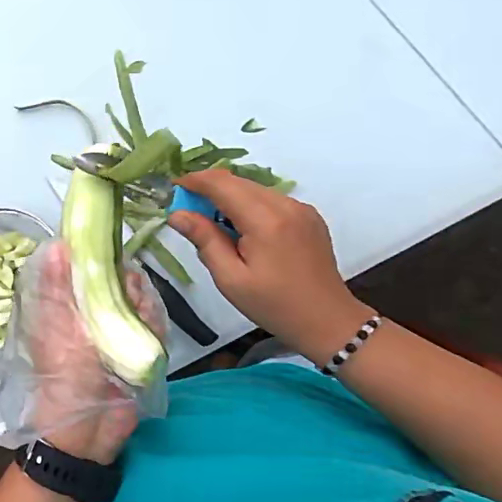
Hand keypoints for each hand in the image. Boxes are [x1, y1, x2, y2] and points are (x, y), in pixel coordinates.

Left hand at [23, 240, 165, 464]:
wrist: (86, 433)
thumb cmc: (61, 380)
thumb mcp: (55, 331)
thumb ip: (59, 289)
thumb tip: (59, 245)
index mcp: (67, 306)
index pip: (84, 267)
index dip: (97, 254)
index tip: (108, 248)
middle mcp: (93, 313)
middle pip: (117, 280)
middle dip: (125, 280)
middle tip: (126, 291)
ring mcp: (118, 330)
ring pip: (138, 300)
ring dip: (140, 303)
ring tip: (136, 315)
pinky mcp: (139, 347)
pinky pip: (153, 326)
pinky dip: (153, 325)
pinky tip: (148, 330)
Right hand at [168, 170, 375, 362]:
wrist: (327, 320)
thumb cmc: (274, 306)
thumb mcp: (231, 279)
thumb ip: (205, 241)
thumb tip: (177, 215)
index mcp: (265, 220)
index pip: (222, 184)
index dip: (194, 181)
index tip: (174, 189)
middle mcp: (285, 205)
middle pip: (238, 182)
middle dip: (209, 190)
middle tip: (187, 212)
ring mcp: (301, 208)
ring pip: (254, 189)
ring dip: (229, 198)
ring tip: (214, 226)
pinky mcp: (309, 216)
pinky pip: (271, 200)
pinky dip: (250, 206)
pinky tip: (243, 231)